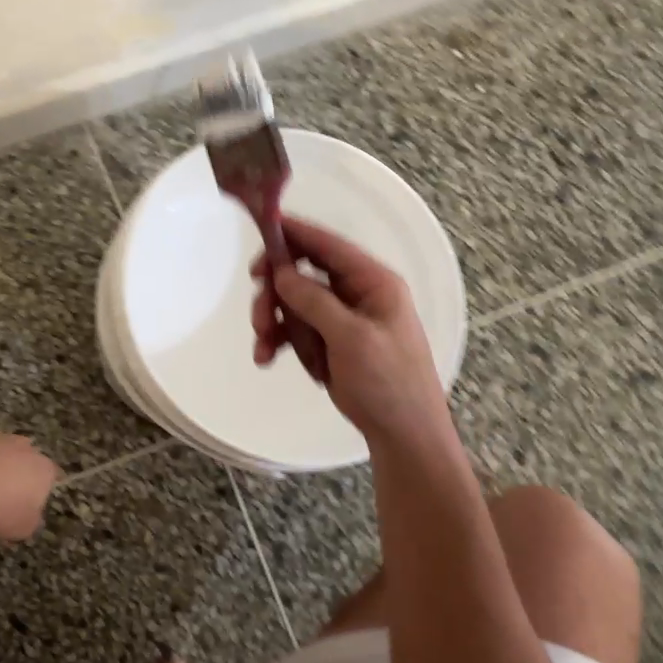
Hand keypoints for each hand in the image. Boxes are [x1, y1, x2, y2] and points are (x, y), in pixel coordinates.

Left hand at [0, 429, 59, 541]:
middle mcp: (24, 446)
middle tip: (2, 493)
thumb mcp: (24, 528)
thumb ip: (32, 515)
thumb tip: (29, 509)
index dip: (39, 488)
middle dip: (16, 471)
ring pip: (0, 448)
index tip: (28, 501)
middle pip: (25, 457)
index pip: (51, 475)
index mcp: (43, 468)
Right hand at [250, 215, 447, 441]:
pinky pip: (294, 329)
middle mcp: (357, 294)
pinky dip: (277, 340)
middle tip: (258, 312)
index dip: (295, 233)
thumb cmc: (388, 383)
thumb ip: (314, 301)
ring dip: (272, 320)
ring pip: (292, 302)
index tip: (261, 226)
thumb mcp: (352, 338)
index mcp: (374, 283)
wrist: (404, 436)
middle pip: (302, 273)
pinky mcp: (329, 342)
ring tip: (264, 345)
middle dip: (275, 292)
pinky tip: (266, 357)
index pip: (328, 245)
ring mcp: (342, 319)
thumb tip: (281, 272)